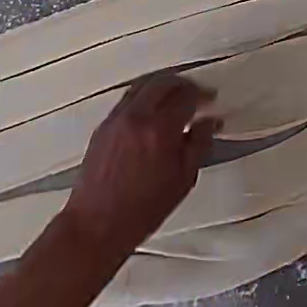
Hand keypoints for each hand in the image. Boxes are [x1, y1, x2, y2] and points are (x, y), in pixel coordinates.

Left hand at [61, 76, 217, 260]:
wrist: (96, 225)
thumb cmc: (140, 210)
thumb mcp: (183, 179)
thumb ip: (200, 143)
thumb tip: (210, 122)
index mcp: (161, 129)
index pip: (187, 95)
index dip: (203, 95)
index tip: (210, 99)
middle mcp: (137, 117)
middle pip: (164, 81)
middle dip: (184, 83)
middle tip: (196, 93)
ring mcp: (117, 119)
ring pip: (144, 84)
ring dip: (163, 85)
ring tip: (174, 96)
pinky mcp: (103, 126)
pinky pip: (128, 97)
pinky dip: (144, 94)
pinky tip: (152, 108)